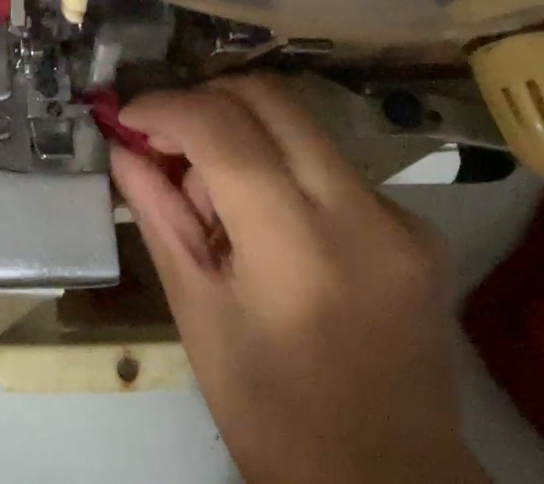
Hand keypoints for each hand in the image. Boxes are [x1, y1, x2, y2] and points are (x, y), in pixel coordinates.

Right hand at [111, 76, 486, 483]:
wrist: (389, 482)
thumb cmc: (272, 415)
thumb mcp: (198, 317)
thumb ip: (160, 217)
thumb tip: (124, 148)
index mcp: (298, 250)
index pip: (224, 131)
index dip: (166, 108)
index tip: (129, 119)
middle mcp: (363, 215)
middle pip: (272, 98)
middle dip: (206, 100)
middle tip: (167, 144)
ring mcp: (402, 218)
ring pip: (304, 125)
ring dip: (243, 135)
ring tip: (215, 199)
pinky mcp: (419, 227)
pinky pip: (333, 164)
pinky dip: (283, 168)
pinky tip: (267, 225)